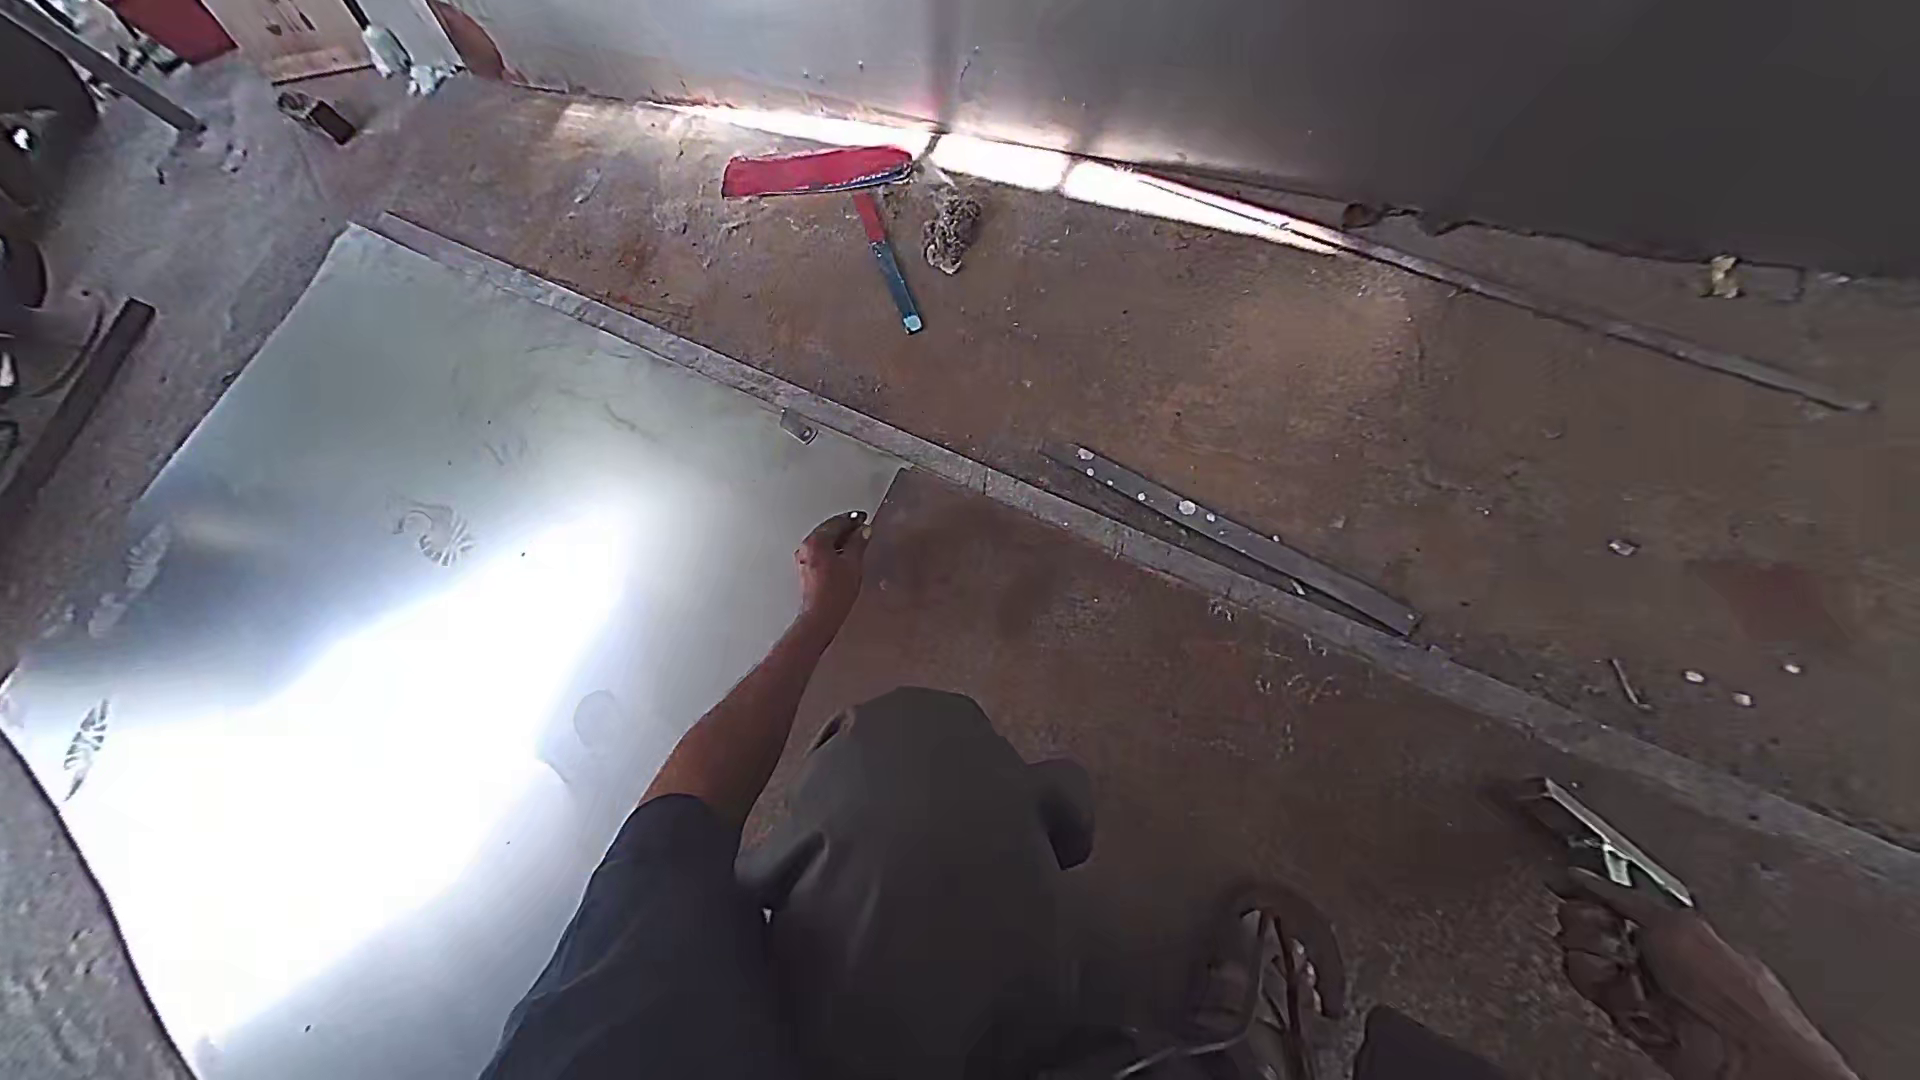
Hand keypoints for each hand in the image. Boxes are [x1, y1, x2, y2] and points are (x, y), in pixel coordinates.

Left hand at [794, 511, 870, 635]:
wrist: (820, 616)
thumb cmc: (835, 593)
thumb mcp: (853, 564)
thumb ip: (858, 543)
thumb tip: (863, 531)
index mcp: (817, 542)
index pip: (836, 523)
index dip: (852, 520)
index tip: (862, 519)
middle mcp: (807, 547)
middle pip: (827, 530)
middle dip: (844, 527)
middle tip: (860, 527)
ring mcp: (804, 559)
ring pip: (823, 541)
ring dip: (838, 538)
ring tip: (855, 540)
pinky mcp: (806, 569)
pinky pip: (820, 551)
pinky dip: (832, 548)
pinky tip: (844, 554)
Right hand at [1556, 869, 1855, 1079]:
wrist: (1744, 1055)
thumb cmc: (1735, 994)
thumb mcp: (1678, 924)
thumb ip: (1624, 896)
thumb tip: (1580, 875)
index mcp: (1664, 926)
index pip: (1602, 895)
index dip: (1584, 890)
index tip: (1568, 886)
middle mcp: (1644, 950)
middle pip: (1579, 917)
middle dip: (1588, 925)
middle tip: (1613, 939)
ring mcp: (1630, 979)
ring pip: (1574, 948)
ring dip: (1596, 958)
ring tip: (1626, 973)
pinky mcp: (1619, 1005)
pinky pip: (1582, 980)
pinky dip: (1603, 984)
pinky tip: (1630, 995)